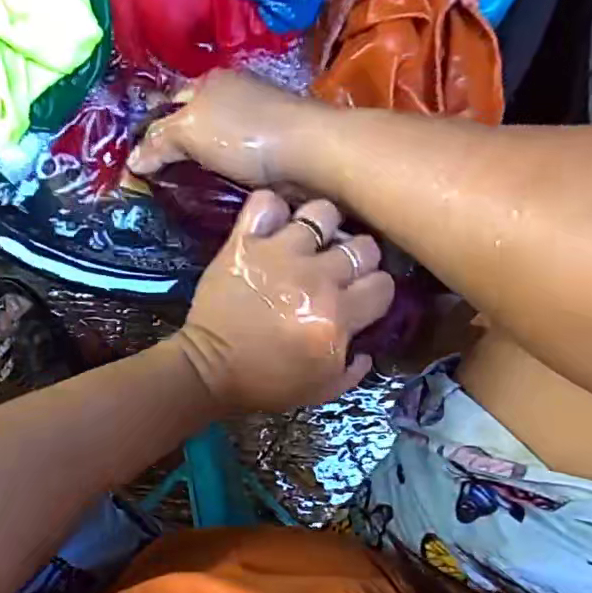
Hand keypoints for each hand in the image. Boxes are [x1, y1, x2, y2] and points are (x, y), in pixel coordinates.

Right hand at [128, 71, 316, 186]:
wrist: (309, 154)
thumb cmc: (245, 134)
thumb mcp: (189, 131)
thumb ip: (158, 142)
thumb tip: (132, 162)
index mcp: (209, 82)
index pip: (169, 104)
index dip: (152, 131)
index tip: (140, 163)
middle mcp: (232, 97)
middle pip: (193, 126)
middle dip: (177, 151)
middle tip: (160, 185)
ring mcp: (255, 124)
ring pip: (215, 149)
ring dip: (202, 170)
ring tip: (185, 197)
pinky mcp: (273, 151)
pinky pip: (237, 166)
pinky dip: (225, 180)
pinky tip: (216, 197)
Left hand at [168, 190, 394, 412]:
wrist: (209, 371)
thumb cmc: (266, 382)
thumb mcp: (321, 389)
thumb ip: (353, 368)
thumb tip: (367, 346)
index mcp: (338, 316)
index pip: (382, 285)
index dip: (375, 292)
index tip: (361, 299)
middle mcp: (315, 277)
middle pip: (362, 245)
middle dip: (356, 258)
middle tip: (337, 270)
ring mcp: (279, 254)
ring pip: (321, 213)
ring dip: (319, 227)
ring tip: (308, 242)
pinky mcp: (244, 243)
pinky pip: (266, 203)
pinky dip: (271, 210)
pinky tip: (270, 227)